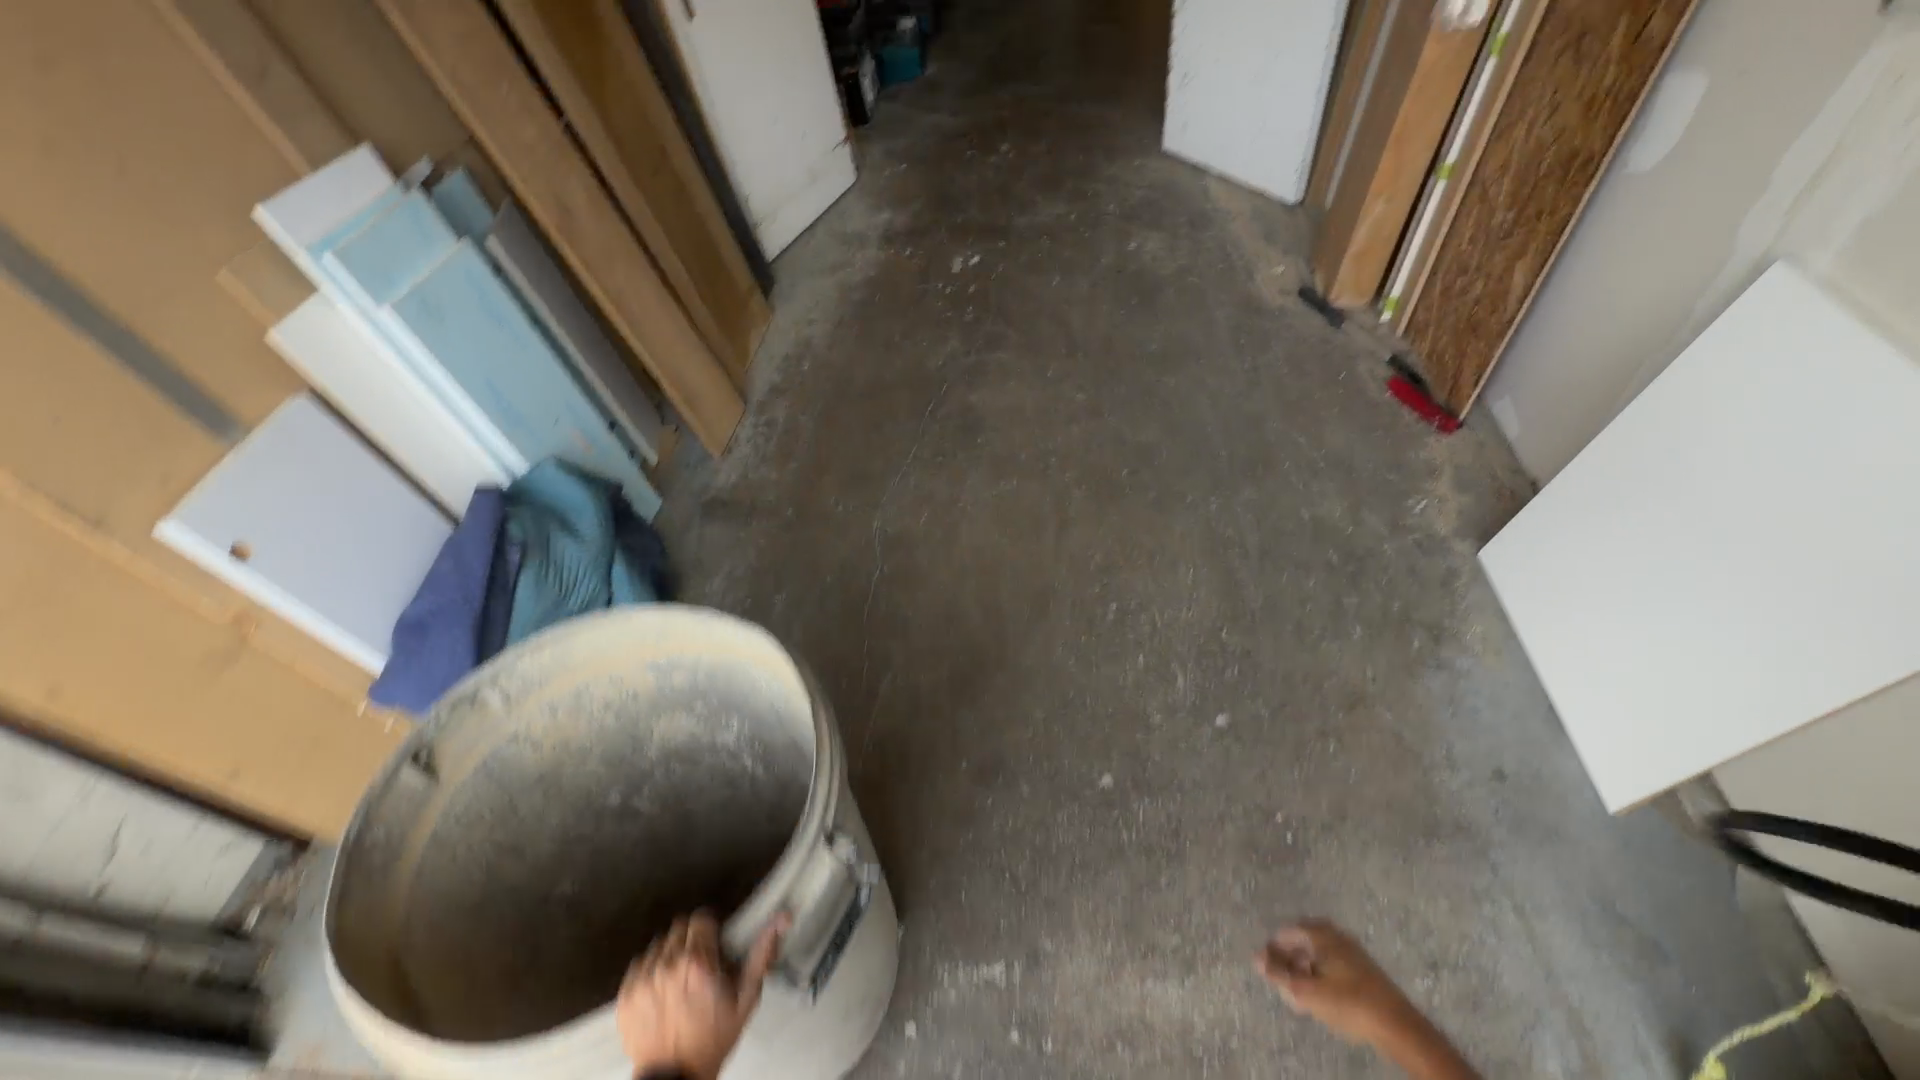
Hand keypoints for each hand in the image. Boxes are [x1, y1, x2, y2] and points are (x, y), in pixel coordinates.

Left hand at [617, 911, 787, 1079]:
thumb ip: (762, 953)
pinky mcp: (625, 993)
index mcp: (698, 961)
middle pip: (679, 929)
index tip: (715, 948)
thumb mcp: (746, 997)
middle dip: (692, 941)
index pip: (701, 919)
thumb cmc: (716, 1037)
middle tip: (700, 965)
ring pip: (660, 945)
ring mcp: (643, 978)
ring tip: (679, 980)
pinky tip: (662, 992)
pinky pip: (640, 965)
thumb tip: (782, 917)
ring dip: (671, 955)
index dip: (711, 931)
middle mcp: (667, 963)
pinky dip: (652, 972)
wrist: (676, 1077)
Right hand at [1255, 918, 1416, 1045]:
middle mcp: (1337, 935)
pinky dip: (1320, 976)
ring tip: (1301, 995)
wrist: (1397, 1025)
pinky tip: (1321, 997)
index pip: (1287, 932)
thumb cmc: (1347, 1003)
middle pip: (1303, 941)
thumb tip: (1255, 957)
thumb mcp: (1305, 991)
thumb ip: (1278, 973)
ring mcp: (1353, 951)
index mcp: (1322, 934)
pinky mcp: (1364, 969)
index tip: (1269, 971)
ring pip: (1318, 955)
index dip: (1273, 950)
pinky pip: (1332, 964)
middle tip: (1284, 983)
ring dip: (1305, 971)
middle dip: (1289, 960)